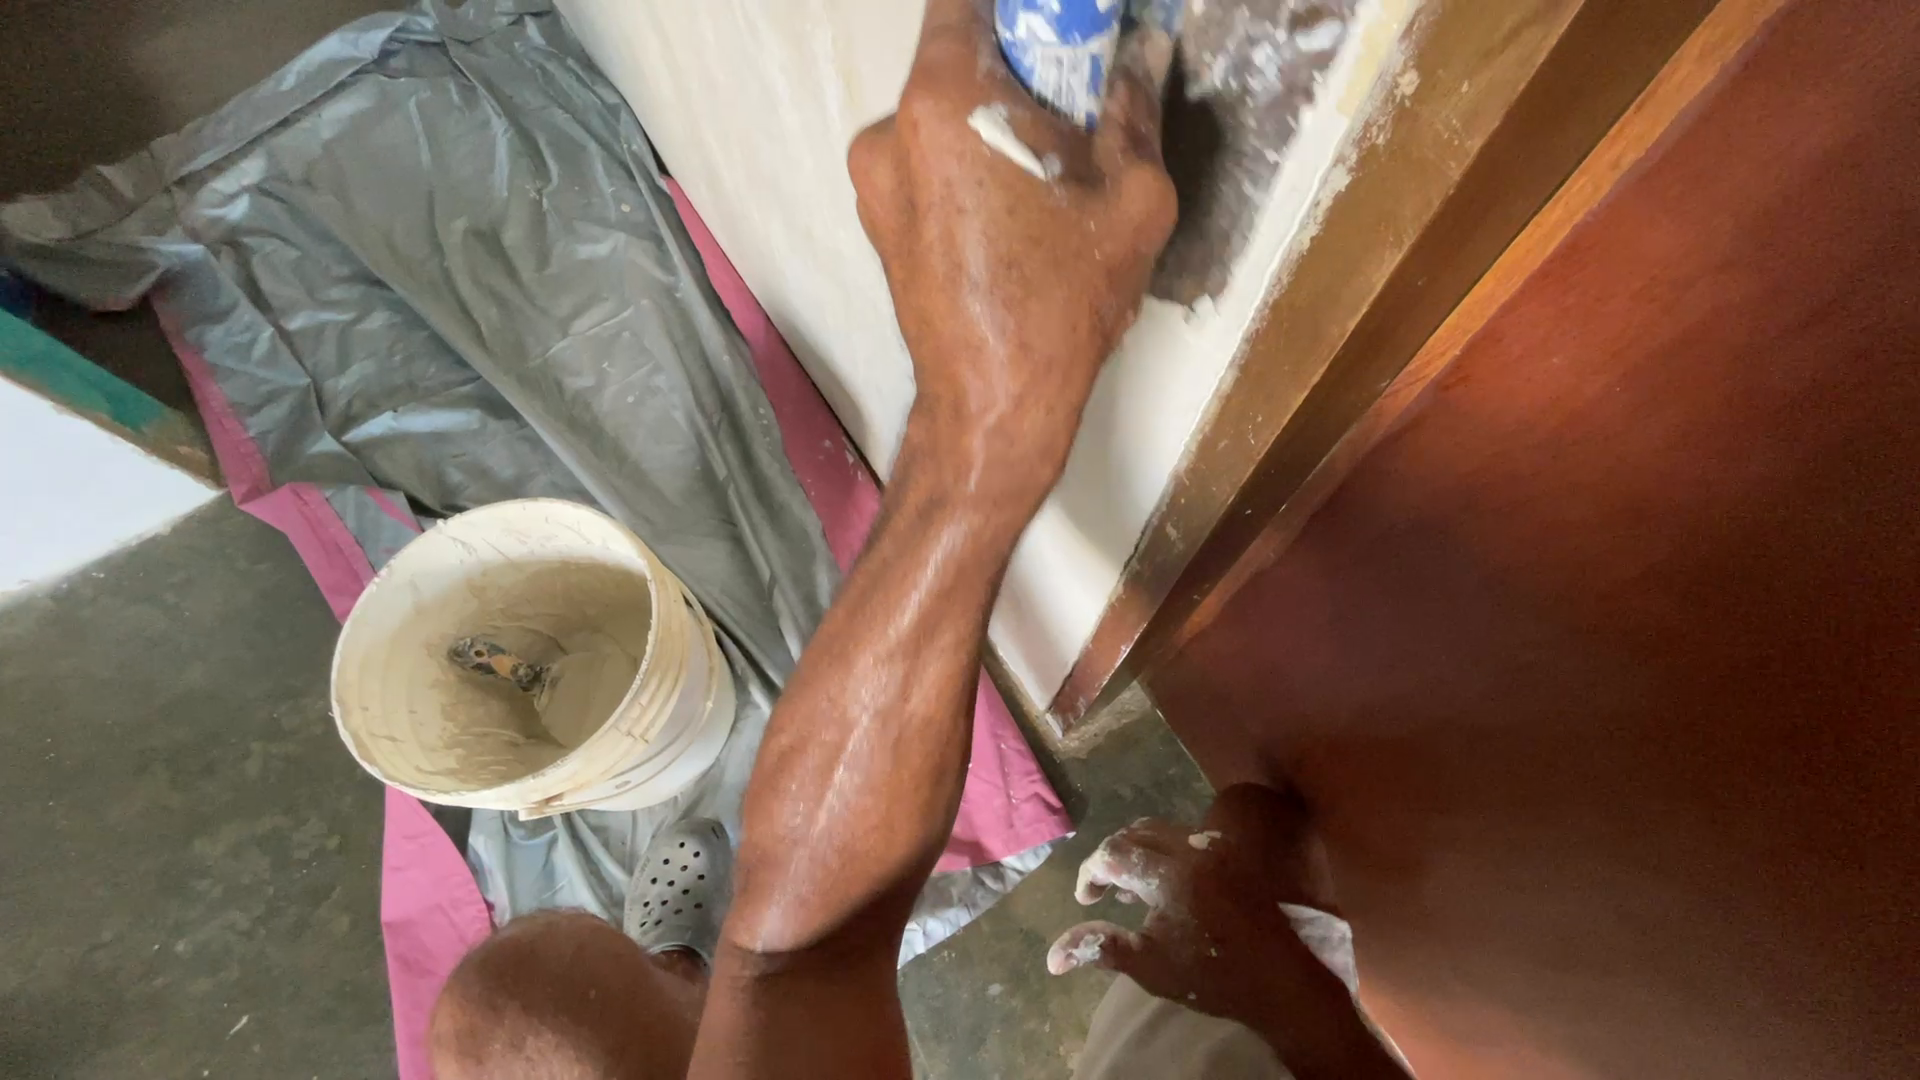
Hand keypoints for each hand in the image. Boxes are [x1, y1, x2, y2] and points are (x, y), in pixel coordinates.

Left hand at [848, 0, 1177, 504]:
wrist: (993, 406)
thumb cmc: (1062, 306)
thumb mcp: (1133, 203)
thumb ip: (1136, 111)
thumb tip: (1141, 58)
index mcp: (943, 103)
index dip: (1019, 10)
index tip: (1059, 35)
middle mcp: (887, 133)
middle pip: (955, 64)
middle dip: (1014, 76)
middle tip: (1069, 119)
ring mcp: (872, 187)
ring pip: (939, 124)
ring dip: (990, 132)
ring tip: (1042, 188)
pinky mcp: (878, 230)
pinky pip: (925, 172)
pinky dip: (965, 175)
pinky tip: (1009, 222)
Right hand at [1046, 785, 1405, 1078]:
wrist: (1284, 982)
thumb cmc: (1213, 976)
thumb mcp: (1151, 966)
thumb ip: (1101, 949)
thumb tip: (1052, 958)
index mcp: (1169, 874)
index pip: (1113, 854)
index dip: (1091, 872)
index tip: (1086, 899)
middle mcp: (1190, 848)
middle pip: (1134, 835)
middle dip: (1112, 858)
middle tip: (1103, 891)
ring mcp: (1214, 846)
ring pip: (1160, 831)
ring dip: (1138, 851)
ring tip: (1132, 888)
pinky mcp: (1230, 852)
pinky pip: (1184, 835)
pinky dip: (1164, 849)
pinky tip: (1166, 882)